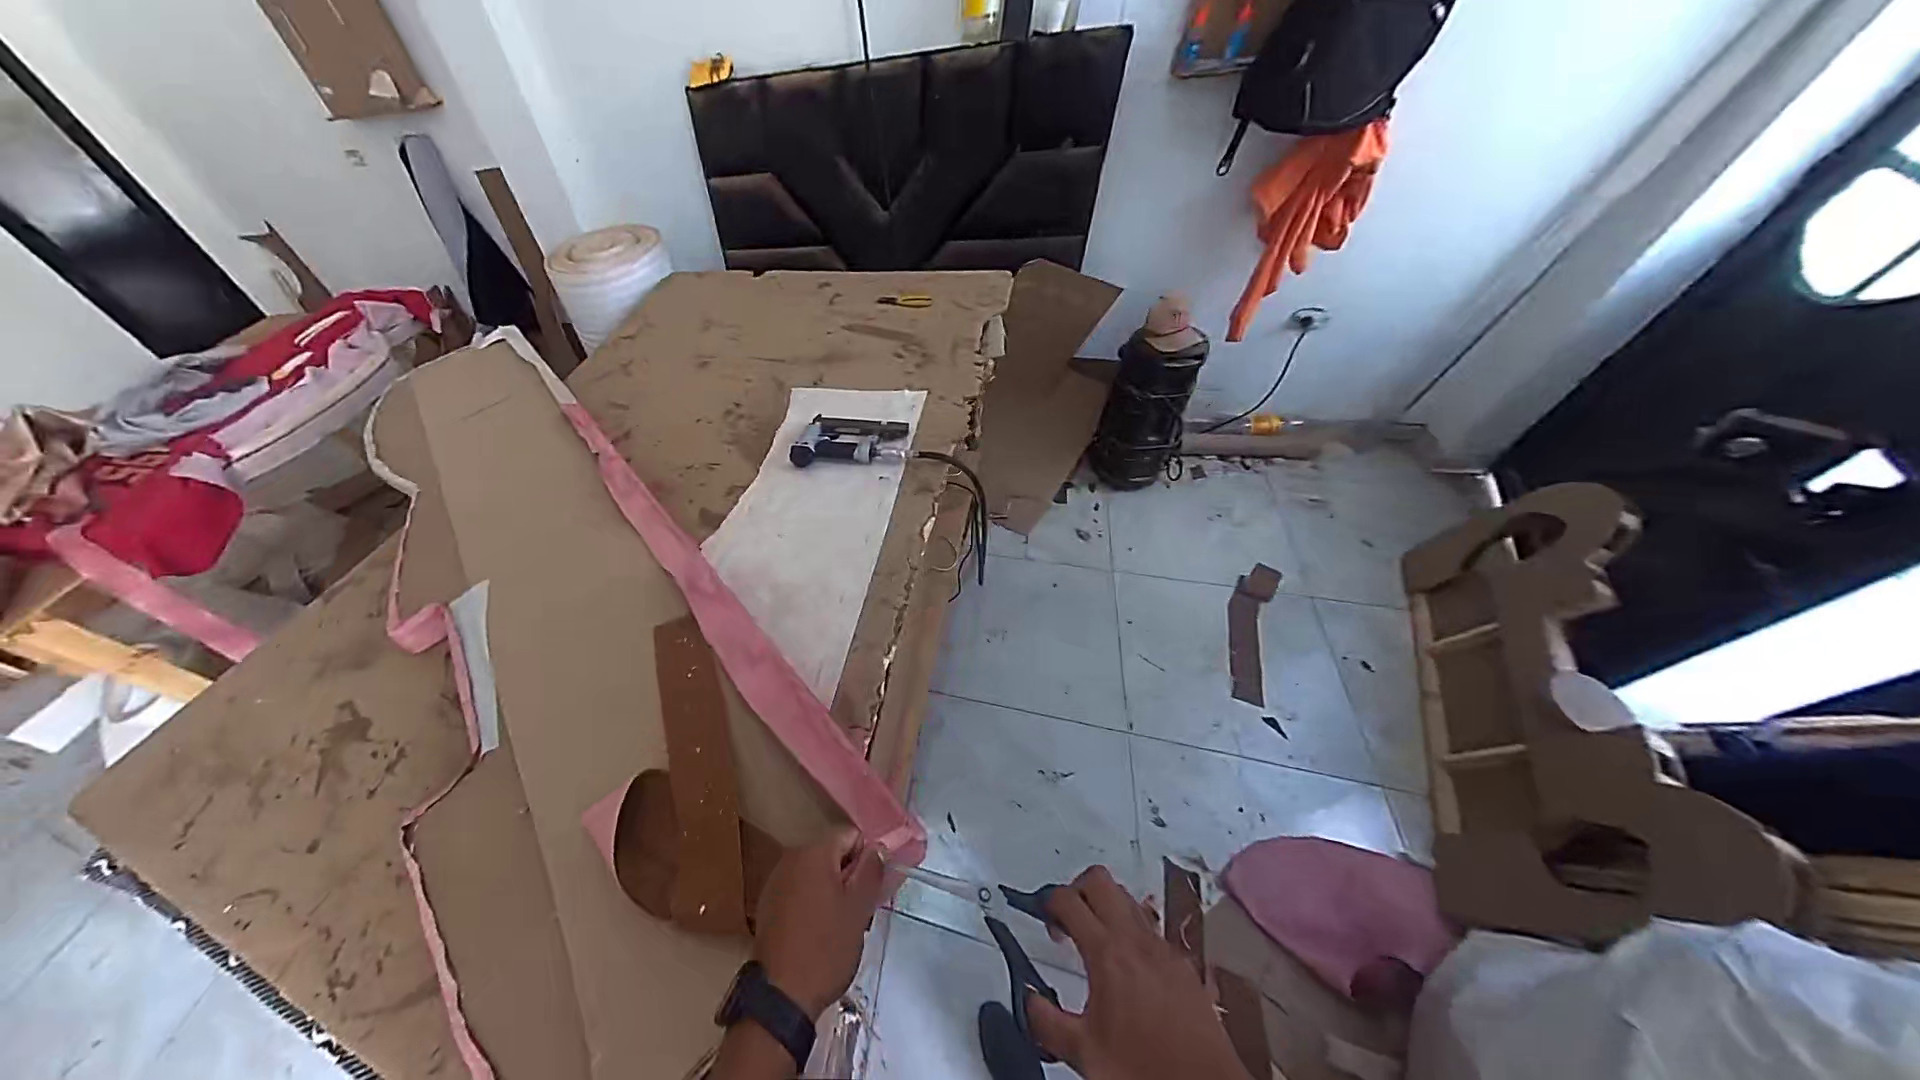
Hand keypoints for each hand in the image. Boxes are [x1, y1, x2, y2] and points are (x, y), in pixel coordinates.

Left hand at [751, 828, 886, 1016]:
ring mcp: (775, 882)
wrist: (780, 997)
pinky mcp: (768, 906)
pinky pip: (800, 892)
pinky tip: (819, 933)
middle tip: (860, 910)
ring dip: (833, 891)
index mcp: (813, 852)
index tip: (872, 889)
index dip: (868, 859)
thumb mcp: (859, 908)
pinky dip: (814, 903)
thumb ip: (872, 870)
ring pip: (817, 874)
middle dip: (850, 876)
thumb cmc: (825, 948)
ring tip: (841, 925)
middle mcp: (790, 858)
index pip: (852, 836)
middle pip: (833, 854)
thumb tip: (878, 848)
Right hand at [1027, 866, 1252, 1079]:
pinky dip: (1130, 930)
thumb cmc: (1146, 1072)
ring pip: (1127, 898)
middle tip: (1065, 917)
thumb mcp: (1083, 1053)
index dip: (1048, 902)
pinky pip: (1150, 927)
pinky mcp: (1182, 964)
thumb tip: (1029, 1001)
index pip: (1069, 900)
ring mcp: (1163, 949)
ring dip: (1104, 905)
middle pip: (1099, 880)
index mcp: (1108, 954)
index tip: (1042, 915)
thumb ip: (1046, 1022)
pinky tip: (1125, 965)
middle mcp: (1137, 941)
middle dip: (1076, 889)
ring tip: (1091, 938)